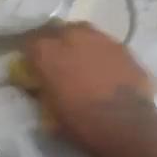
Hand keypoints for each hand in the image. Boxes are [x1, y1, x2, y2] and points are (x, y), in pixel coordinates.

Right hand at [16, 23, 156, 156]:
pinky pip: (104, 45)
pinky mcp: (123, 47)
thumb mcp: (49, 111)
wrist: (128, 126)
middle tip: (54, 58)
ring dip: (77, 43)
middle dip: (53, 42)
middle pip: (56, 30)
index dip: (28, 52)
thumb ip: (41, 90)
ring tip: (80, 59)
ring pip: (83, 32)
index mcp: (47, 51)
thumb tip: (38, 84)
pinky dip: (99, 53)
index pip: (28, 41)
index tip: (29, 62)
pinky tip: (103, 69)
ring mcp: (100, 38)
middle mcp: (72, 36)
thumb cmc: (82, 122)